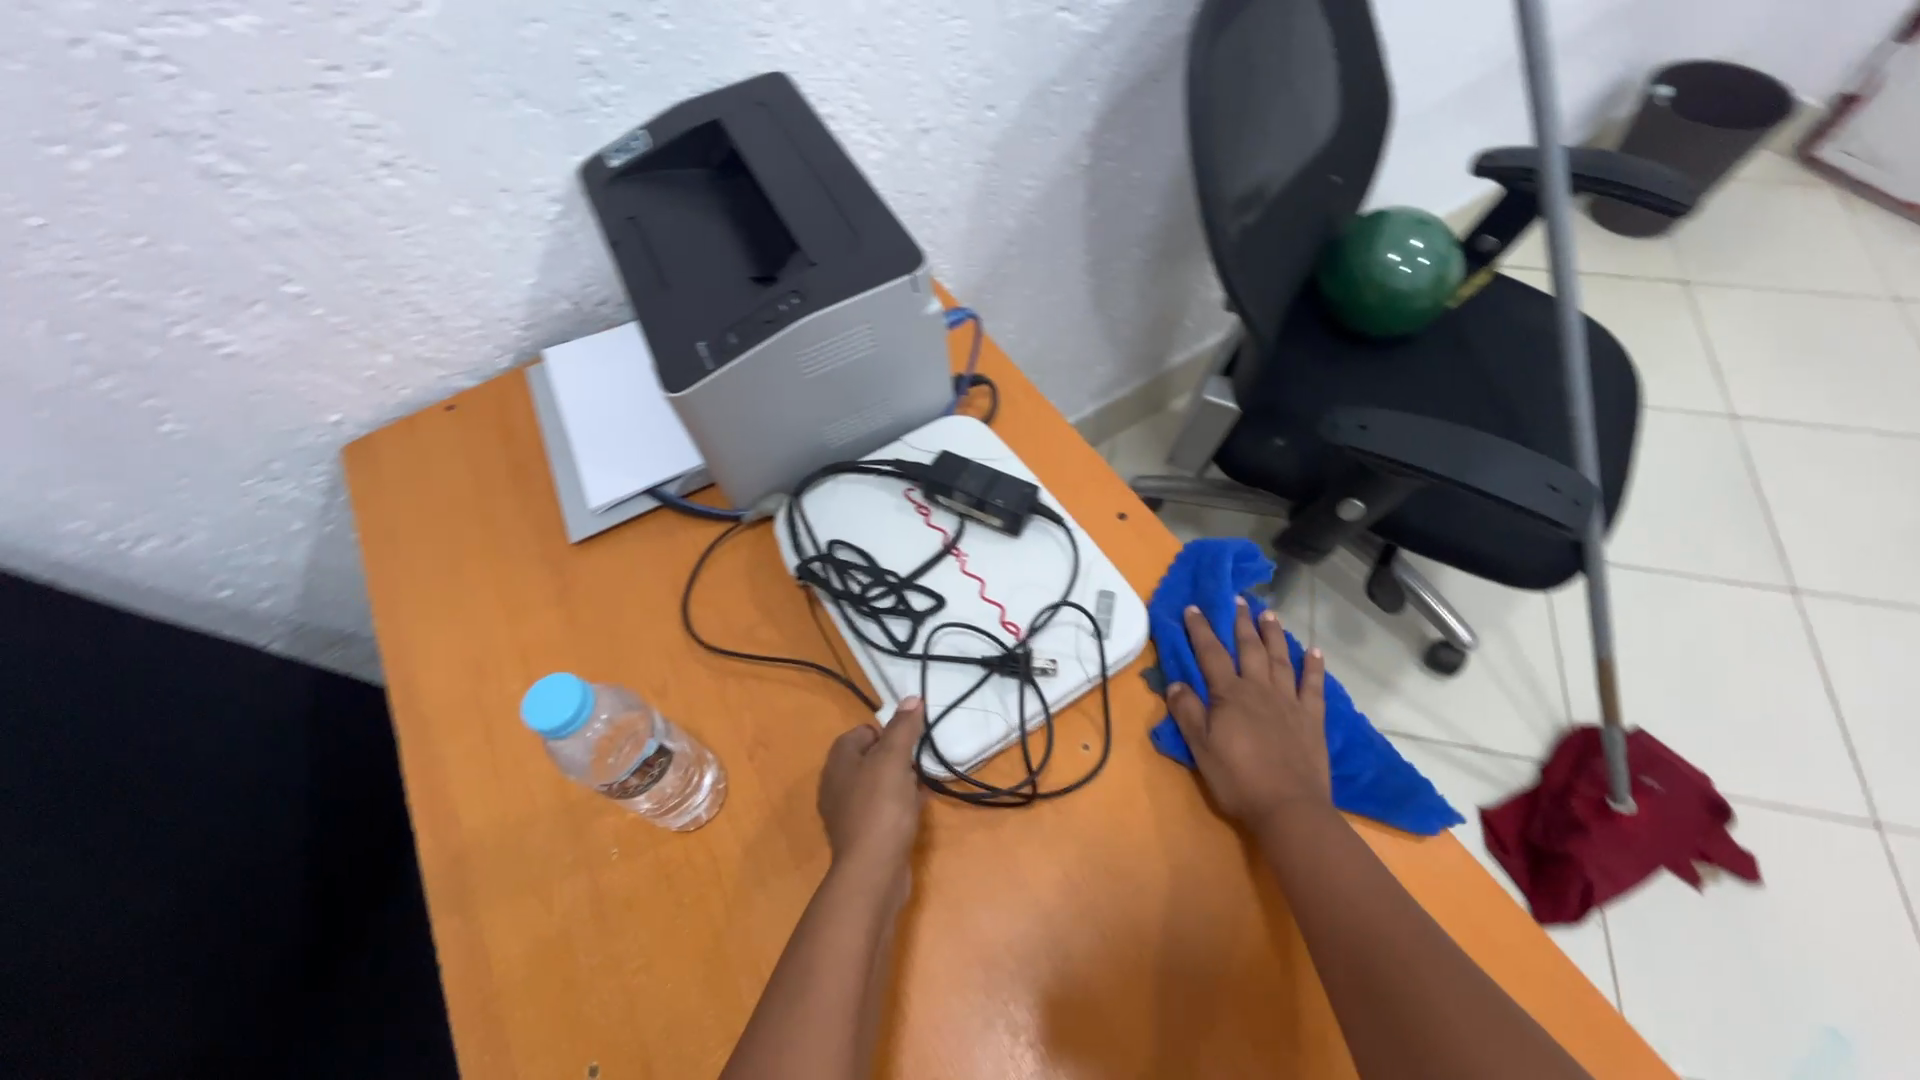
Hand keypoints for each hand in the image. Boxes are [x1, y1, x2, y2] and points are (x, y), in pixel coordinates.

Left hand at [817, 697, 928, 878]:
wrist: (873, 871)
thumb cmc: (880, 807)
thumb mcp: (893, 759)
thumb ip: (902, 728)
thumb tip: (911, 697)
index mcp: (838, 761)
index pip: (863, 731)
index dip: (888, 731)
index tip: (912, 739)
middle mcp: (837, 783)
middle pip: (871, 757)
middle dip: (897, 756)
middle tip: (920, 761)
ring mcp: (848, 811)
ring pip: (879, 783)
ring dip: (901, 779)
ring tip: (924, 782)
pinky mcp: (863, 833)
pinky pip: (884, 808)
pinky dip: (901, 803)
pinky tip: (919, 806)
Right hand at [1168, 600, 1330, 827]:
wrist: (1288, 807)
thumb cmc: (1237, 779)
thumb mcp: (1200, 748)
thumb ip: (1188, 712)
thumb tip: (1176, 683)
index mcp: (1229, 695)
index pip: (1210, 654)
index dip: (1201, 630)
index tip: (1194, 607)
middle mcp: (1260, 689)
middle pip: (1249, 649)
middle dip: (1241, 623)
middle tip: (1238, 600)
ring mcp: (1289, 702)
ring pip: (1280, 659)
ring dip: (1273, 635)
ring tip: (1268, 613)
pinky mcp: (1311, 718)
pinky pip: (1313, 686)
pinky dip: (1313, 666)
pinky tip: (1314, 652)